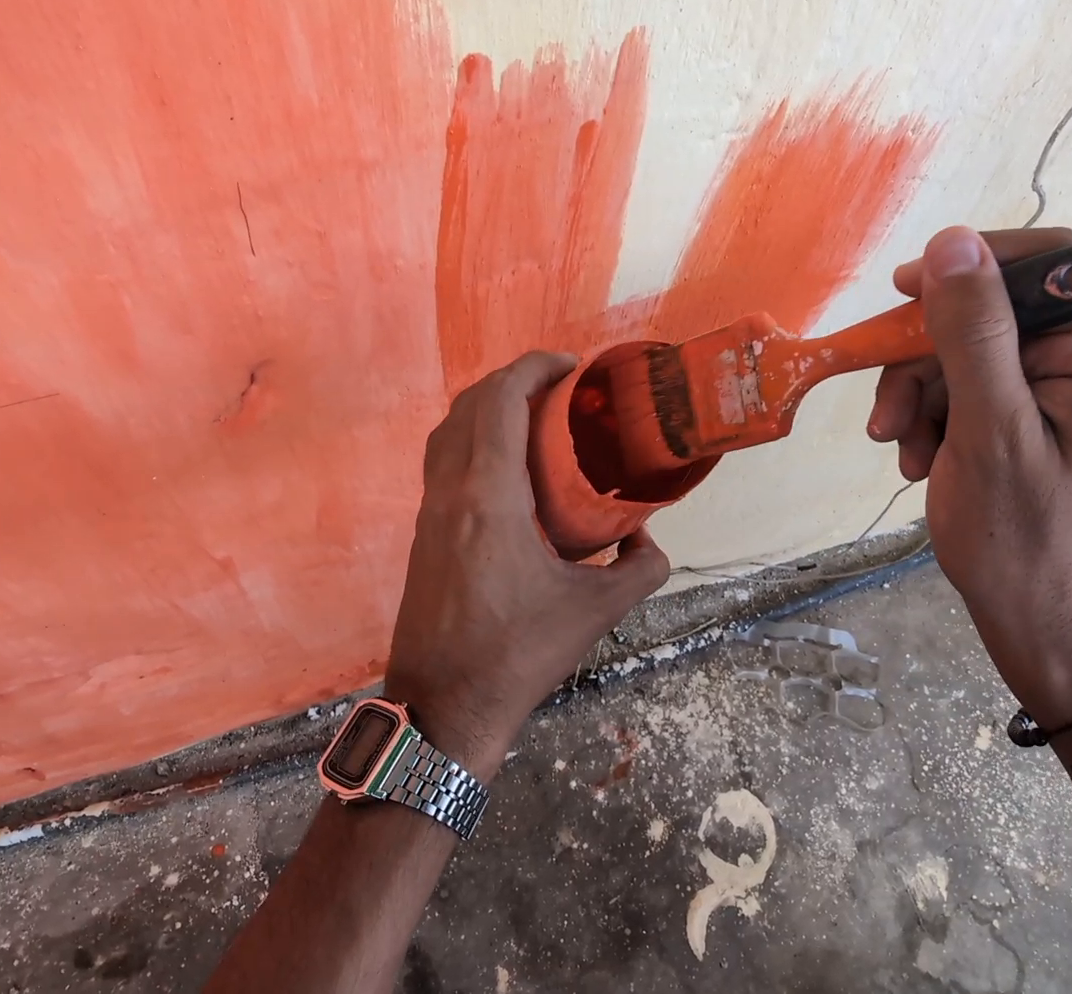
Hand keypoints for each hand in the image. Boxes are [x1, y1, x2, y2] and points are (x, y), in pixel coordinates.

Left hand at [382, 351, 670, 778]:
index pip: (500, 401)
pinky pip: (443, 460)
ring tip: (534, 416)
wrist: (443, 706)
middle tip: (559, 387)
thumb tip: (649, 541)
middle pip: (469, 404)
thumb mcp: (597, 610)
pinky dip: (472, 438)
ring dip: (487, 407)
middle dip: (512, 379)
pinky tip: (507, 466)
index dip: (533, 367)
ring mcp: (428, 512)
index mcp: (488, 496)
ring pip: (448, 431)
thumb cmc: (519, 654)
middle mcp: (449, 491)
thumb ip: (640, 568)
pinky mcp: (422, 533)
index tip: (570, 365)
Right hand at [866, 226, 1071, 726]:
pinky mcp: (1025, 421)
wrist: (1031, 619)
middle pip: (990, 316)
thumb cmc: (1018, 537)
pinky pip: (964, 391)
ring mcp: (1055, 395)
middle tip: (886, 416)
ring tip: (899, 449)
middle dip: (925, 360)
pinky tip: (917, 458)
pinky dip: (929, 418)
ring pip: (964, 355)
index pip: (1047, 265)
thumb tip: (952, 242)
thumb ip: (972, 335)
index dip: (973, 265)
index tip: (906, 288)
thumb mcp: (987, 432)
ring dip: (917, 396)